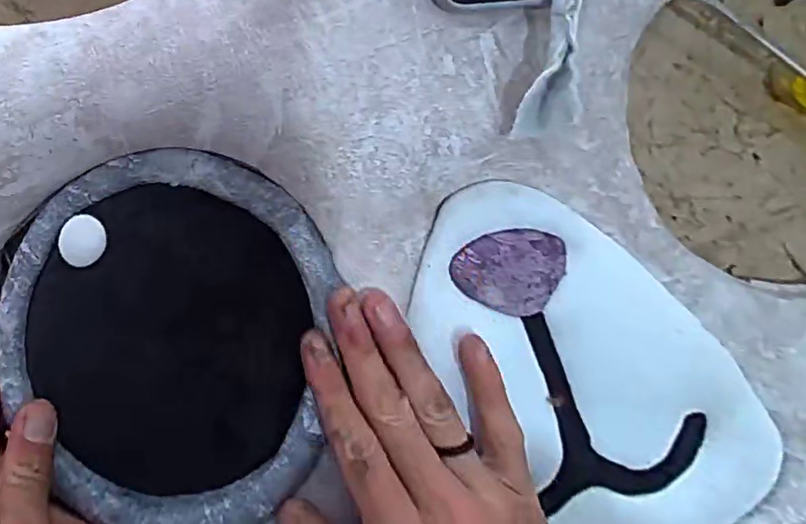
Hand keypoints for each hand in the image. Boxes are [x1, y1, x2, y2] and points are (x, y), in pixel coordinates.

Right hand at [285, 287, 545, 523]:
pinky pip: (503, 427)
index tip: (313, 342)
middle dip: (362, 353)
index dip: (331, 391)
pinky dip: (487, 383)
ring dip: (404, 352)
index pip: (356, 447)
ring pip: (435, 407)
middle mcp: (439, 504)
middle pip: (391, 415)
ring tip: (380, 306)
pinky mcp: (519, 485)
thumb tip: (286, 504)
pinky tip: (468, 339)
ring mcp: (484, 489)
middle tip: (342, 301)